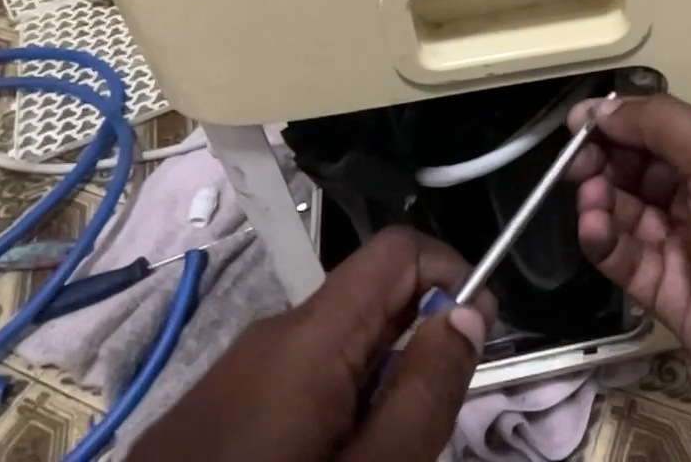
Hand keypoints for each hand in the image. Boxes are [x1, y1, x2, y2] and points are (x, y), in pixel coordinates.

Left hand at [133, 227, 494, 460]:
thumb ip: (427, 390)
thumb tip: (467, 311)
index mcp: (310, 337)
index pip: (398, 249)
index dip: (452, 274)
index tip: (478, 336)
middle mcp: (271, 336)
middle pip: (370, 299)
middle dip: (419, 340)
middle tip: (429, 425)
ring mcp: (234, 373)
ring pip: (336, 346)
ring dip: (378, 381)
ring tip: (377, 455)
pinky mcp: (211, 412)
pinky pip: (294, 380)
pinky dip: (334, 404)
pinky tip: (327, 460)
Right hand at [565, 94, 690, 461]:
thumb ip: (663, 126)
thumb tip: (601, 105)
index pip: (664, 129)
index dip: (621, 121)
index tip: (577, 122)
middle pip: (641, 168)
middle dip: (605, 158)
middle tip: (576, 164)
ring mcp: (688, 250)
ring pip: (628, 212)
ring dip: (601, 200)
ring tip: (589, 198)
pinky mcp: (670, 296)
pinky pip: (626, 258)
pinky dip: (604, 242)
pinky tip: (594, 230)